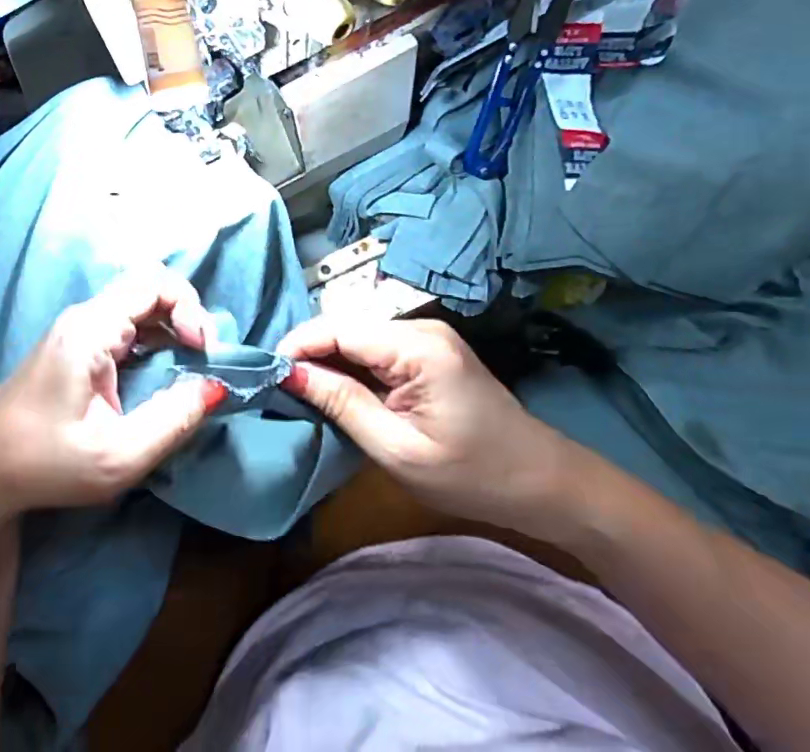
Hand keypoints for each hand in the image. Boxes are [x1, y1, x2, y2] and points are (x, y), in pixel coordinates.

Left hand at [0, 269, 228, 523]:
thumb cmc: (46, 465)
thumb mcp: (118, 456)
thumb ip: (173, 420)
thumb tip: (215, 386)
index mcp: (88, 331)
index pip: (153, 284)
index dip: (189, 307)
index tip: (202, 350)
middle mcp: (83, 319)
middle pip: (148, 287)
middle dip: (186, 312)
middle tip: (202, 354)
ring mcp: (78, 331)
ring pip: (139, 304)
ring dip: (173, 324)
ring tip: (193, 361)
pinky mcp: (78, 348)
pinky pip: (127, 324)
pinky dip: (156, 337)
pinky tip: (168, 366)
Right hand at [278, 317, 608, 541]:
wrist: (544, 483)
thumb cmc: (473, 475)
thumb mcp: (398, 449)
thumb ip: (342, 404)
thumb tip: (290, 373)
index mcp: (417, 347)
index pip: (338, 328)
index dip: (297, 346)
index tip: (266, 374)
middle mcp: (420, 328)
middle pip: (346, 327)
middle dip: (308, 352)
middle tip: (276, 385)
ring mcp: (426, 337)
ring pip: (357, 336)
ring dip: (326, 359)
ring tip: (296, 388)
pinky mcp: (428, 351)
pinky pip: (375, 348)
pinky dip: (348, 366)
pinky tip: (332, 388)